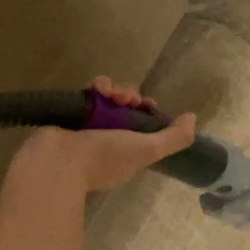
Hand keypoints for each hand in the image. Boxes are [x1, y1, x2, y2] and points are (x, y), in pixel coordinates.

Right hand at [12, 77, 197, 192]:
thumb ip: (174, 137)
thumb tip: (191, 118)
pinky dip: (96, 88)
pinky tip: (95, 88)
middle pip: (128, 109)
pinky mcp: (72, 115)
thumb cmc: (103, 158)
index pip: (145, 126)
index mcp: (127, 153)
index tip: (147, 106)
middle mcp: (109, 140)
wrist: (57, 161)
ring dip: (115, 90)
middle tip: (127, 100)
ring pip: (109, 99)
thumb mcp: (147, 150)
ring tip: (110, 93)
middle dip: (131, 98)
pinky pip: (89, 95)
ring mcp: (88, 128)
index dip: (150, 112)